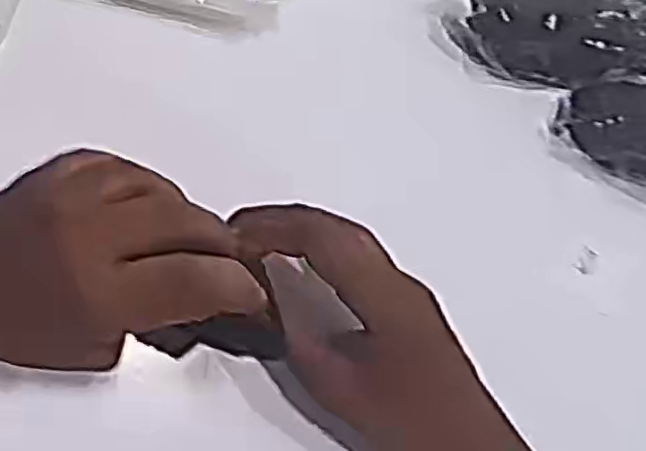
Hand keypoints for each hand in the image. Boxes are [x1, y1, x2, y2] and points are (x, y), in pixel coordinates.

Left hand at [0, 150, 268, 370]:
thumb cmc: (8, 322)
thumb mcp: (92, 347)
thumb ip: (148, 321)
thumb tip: (188, 296)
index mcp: (98, 288)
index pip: (197, 277)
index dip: (239, 285)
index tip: (246, 291)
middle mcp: (82, 233)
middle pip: (180, 218)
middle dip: (219, 240)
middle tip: (223, 257)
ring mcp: (60, 197)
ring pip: (145, 182)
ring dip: (177, 205)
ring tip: (181, 228)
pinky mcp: (43, 177)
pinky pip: (102, 162)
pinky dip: (131, 178)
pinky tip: (137, 196)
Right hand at [229, 205, 528, 450]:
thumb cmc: (415, 425)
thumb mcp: (329, 378)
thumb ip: (284, 324)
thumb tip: (250, 287)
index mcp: (387, 295)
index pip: (317, 232)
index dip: (264, 225)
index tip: (230, 236)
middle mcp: (401, 285)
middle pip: (331, 226)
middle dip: (275, 220)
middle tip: (236, 231)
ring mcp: (408, 294)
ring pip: (342, 235)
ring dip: (293, 229)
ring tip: (257, 242)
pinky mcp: (406, 306)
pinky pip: (351, 252)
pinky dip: (311, 244)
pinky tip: (293, 263)